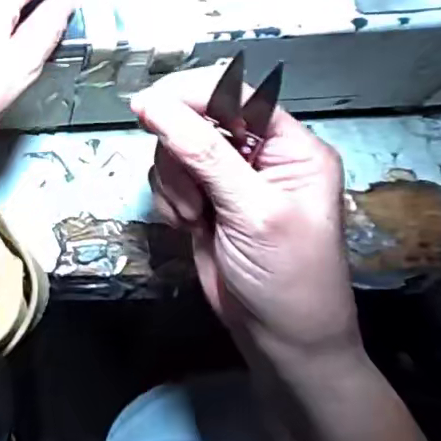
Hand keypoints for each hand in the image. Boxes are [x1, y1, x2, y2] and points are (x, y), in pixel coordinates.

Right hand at [132, 67, 359, 362]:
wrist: (280, 344)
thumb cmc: (289, 279)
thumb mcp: (252, 211)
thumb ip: (203, 153)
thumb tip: (152, 104)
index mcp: (290, 145)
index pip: (235, 95)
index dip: (191, 96)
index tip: (150, 107)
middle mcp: (259, 154)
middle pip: (196, 118)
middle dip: (181, 152)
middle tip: (190, 193)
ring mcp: (227, 178)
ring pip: (175, 148)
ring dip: (174, 182)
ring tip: (195, 217)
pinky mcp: (202, 200)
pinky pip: (167, 177)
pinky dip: (168, 199)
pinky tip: (189, 225)